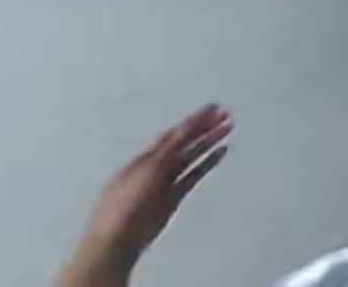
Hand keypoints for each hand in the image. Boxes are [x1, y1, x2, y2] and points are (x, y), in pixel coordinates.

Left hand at [61, 106, 230, 286]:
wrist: (118, 241)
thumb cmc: (128, 203)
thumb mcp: (149, 168)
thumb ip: (171, 146)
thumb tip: (189, 123)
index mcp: (140, 162)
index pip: (171, 135)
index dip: (192, 120)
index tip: (214, 106)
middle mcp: (151, 170)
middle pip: (182, 144)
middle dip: (204, 128)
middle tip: (227, 113)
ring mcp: (161, 184)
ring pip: (190, 157)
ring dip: (209, 142)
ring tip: (229, 128)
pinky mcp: (172, 196)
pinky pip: (194, 174)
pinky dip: (209, 161)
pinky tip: (222, 152)